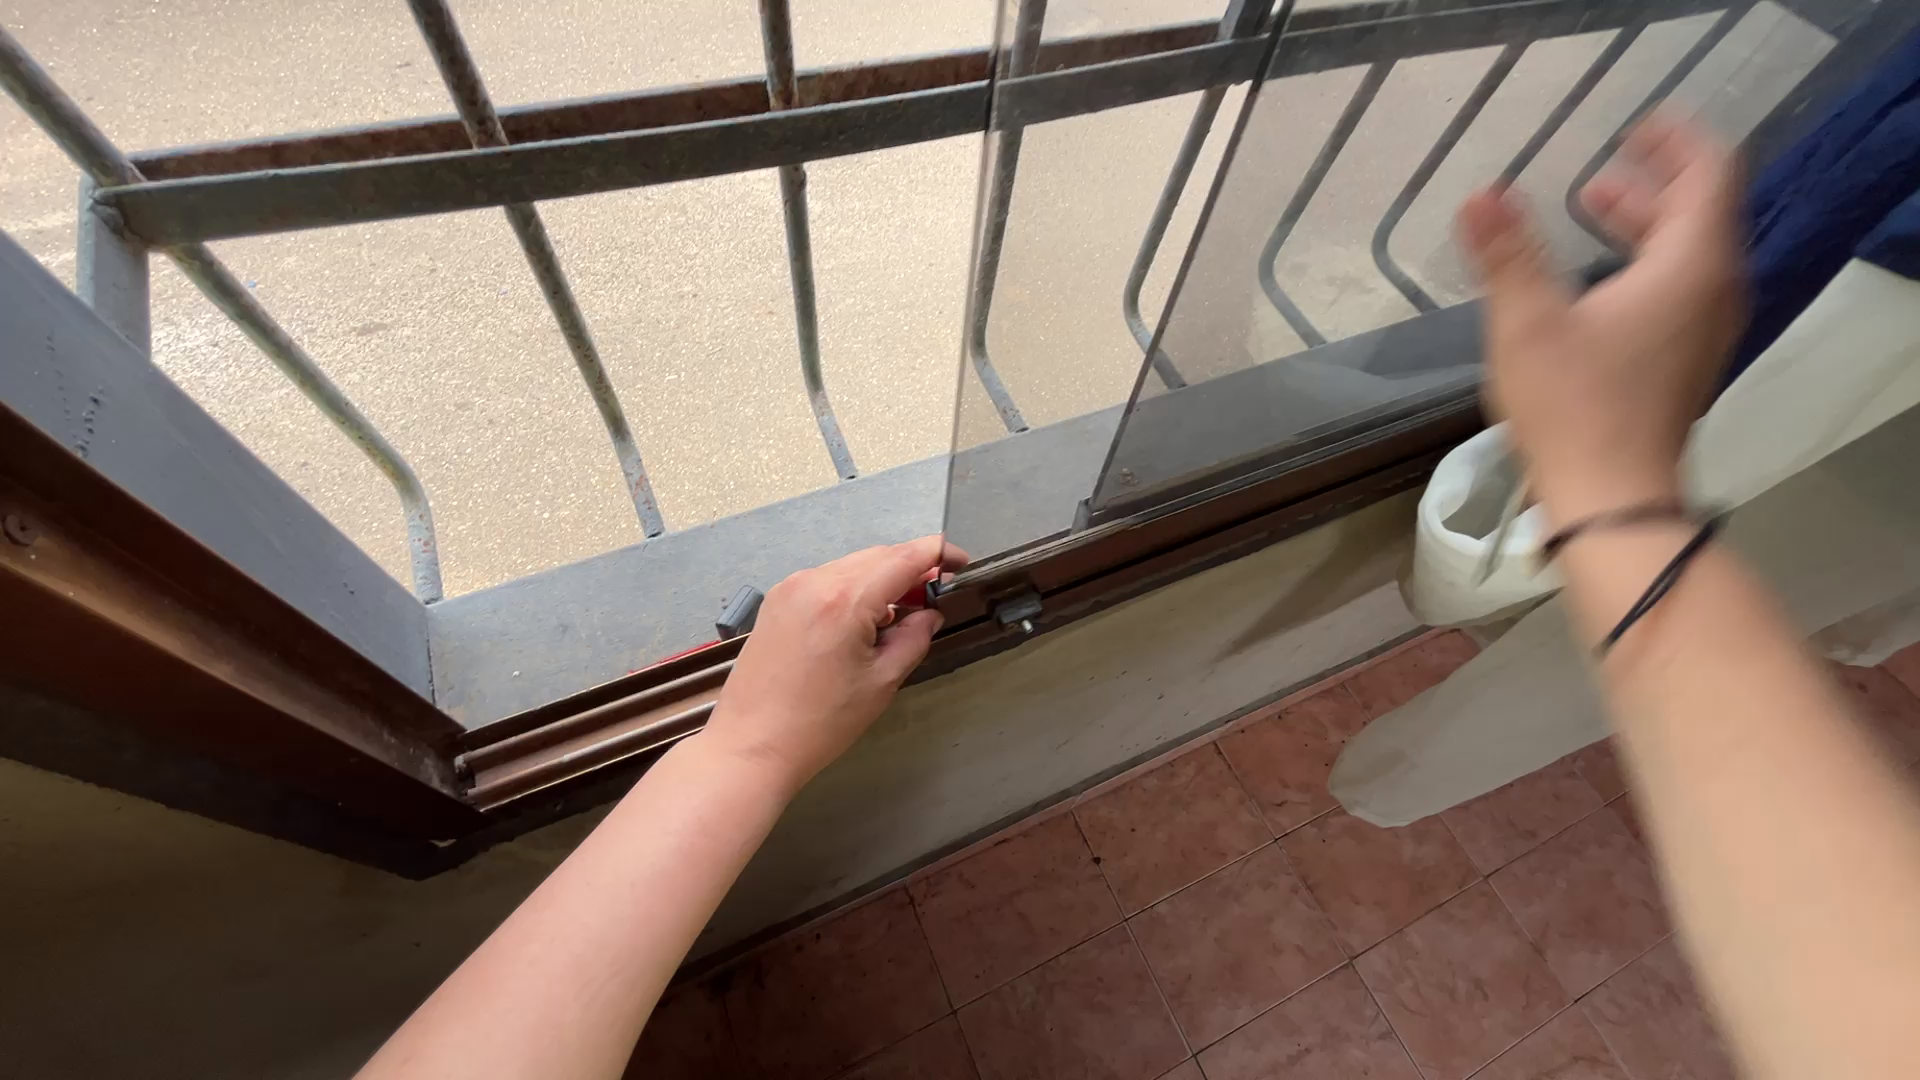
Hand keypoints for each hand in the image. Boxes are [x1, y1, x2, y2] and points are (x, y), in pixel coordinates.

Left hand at [698, 536, 968, 793]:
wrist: (750, 745)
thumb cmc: (819, 724)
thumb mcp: (881, 683)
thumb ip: (914, 638)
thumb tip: (930, 614)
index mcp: (845, 600)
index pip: (905, 557)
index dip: (939, 554)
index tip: (960, 564)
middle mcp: (816, 581)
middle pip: (879, 555)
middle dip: (912, 568)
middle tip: (935, 595)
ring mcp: (792, 587)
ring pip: (853, 565)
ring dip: (883, 578)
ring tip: (901, 613)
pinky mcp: (778, 599)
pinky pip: (828, 578)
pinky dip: (854, 588)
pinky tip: (864, 618)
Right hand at [1457, 113, 1746, 524]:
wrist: (1608, 489)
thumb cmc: (1571, 402)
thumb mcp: (1526, 324)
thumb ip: (1507, 256)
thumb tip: (1481, 195)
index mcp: (1688, 266)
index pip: (1707, 172)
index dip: (1674, 140)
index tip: (1635, 125)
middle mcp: (1711, 289)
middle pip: (1695, 214)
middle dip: (1647, 186)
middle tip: (1597, 173)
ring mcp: (1700, 330)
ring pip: (1682, 257)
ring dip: (1640, 229)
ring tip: (1587, 217)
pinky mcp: (1678, 362)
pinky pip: (1672, 293)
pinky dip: (1637, 269)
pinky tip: (1590, 287)